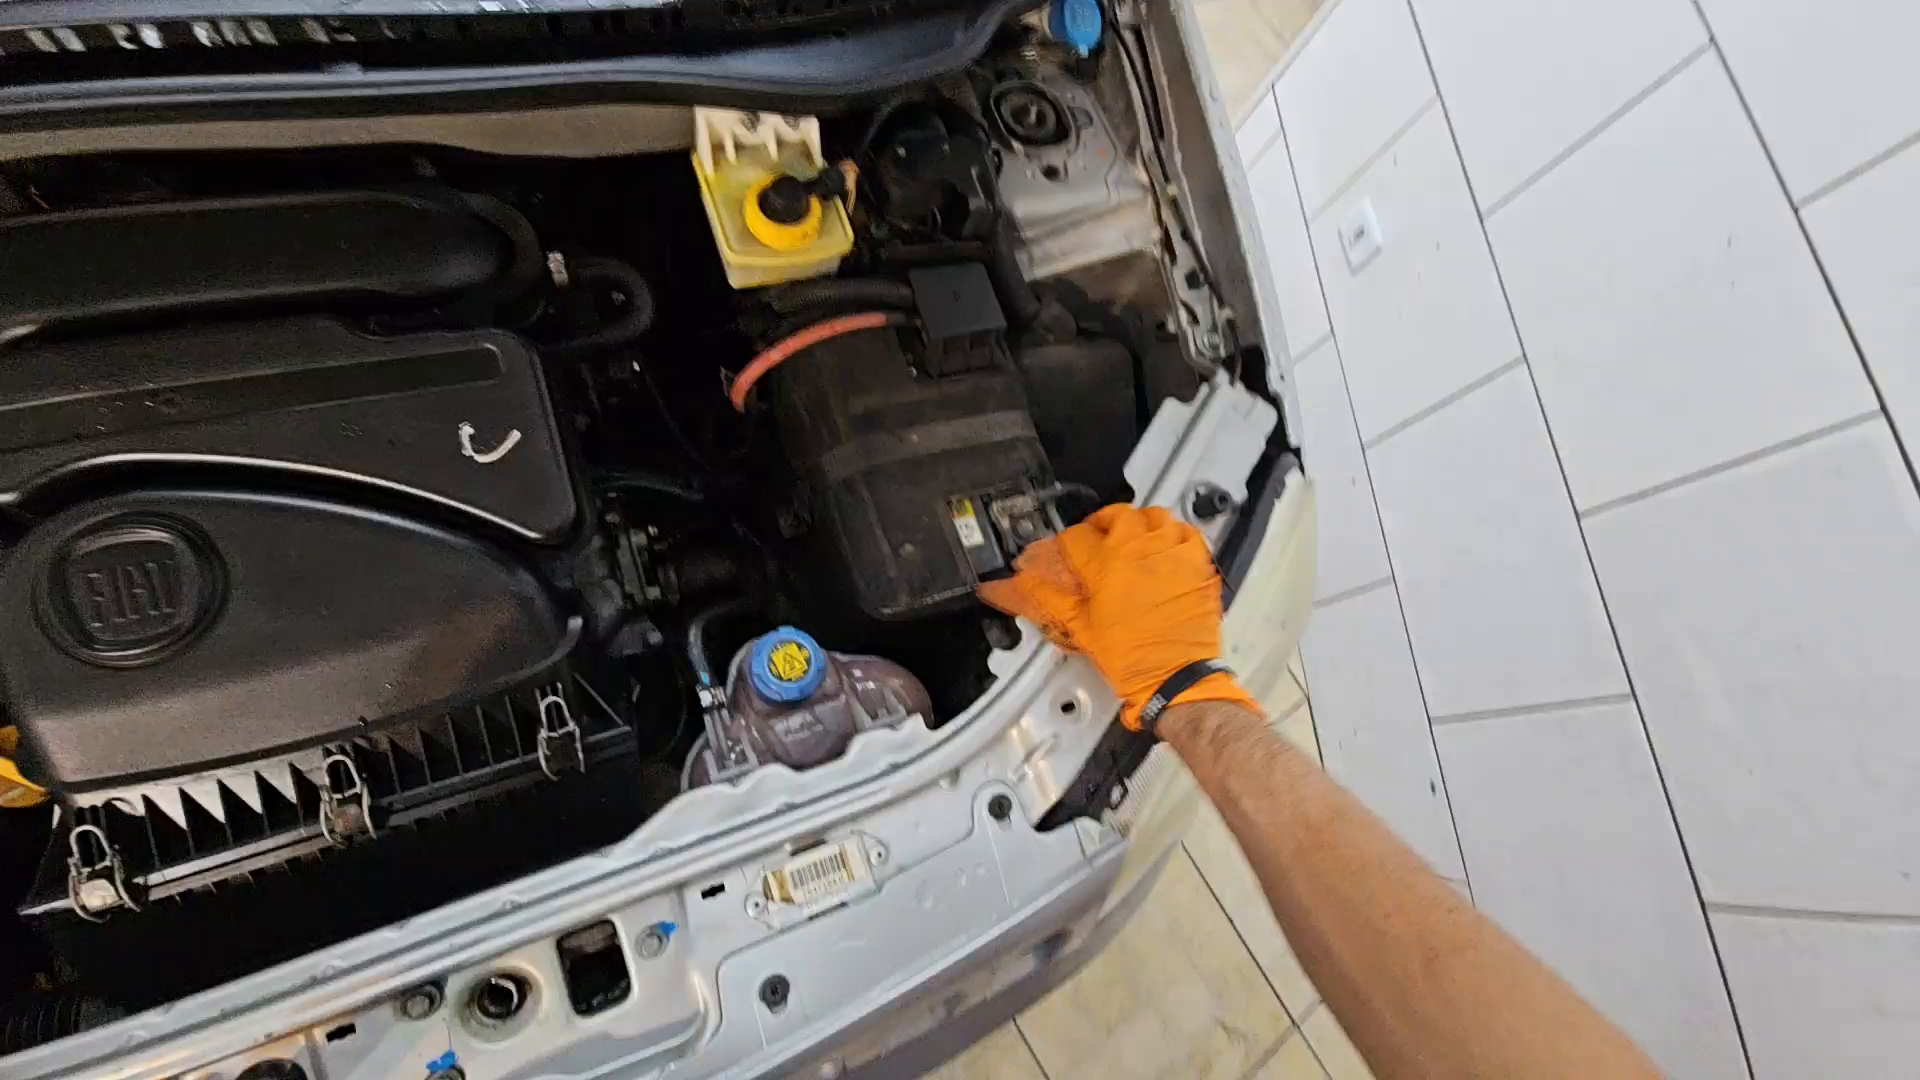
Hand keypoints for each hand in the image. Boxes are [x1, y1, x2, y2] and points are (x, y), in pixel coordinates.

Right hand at [979, 504, 1256, 729]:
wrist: (1176, 677)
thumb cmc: (1131, 658)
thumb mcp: (1080, 627)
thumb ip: (1049, 598)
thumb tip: (1018, 584)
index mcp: (1106, 564)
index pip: (1075, 537)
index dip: (1063, 544)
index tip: (1060, 553)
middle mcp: (1140, 549)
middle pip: (1116, 514)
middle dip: (1101, 523)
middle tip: (1095, 538)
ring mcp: (1172, 553)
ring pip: (1154, 515)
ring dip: (1139, 522)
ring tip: (1131, 538)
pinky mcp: (1198, 563)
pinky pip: (1186, 532)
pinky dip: (1174, 534)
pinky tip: (1165, 548)